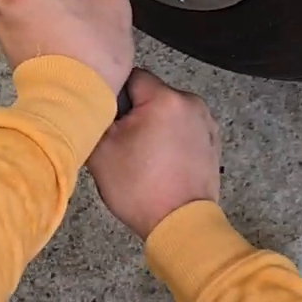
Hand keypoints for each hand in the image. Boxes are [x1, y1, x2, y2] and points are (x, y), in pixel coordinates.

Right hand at [87, 70, 221, 238]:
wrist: (179, 224)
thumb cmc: (140, 189)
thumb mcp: (101, 151)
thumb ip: (93, 118)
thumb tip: (89, 106)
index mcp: (165, 98)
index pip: (131, 77)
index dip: (113, 97)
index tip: (106, 120)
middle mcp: (191, 103)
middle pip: (150, 95)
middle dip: (133, 114)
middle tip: (120, 143)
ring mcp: (206, 123)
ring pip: (166, 113)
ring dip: (151, 127)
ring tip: (140, 157)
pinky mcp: (211, 143)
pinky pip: (182, 131)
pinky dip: (168, 141)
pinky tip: (158, 164)